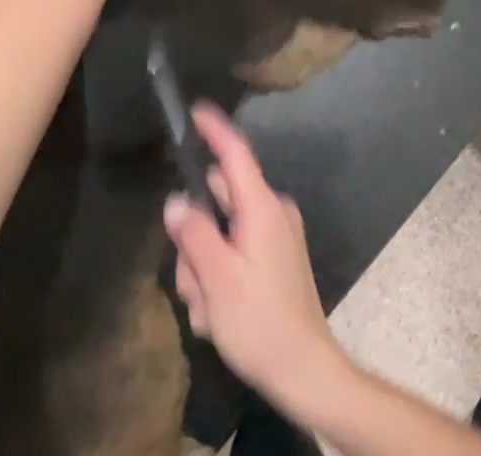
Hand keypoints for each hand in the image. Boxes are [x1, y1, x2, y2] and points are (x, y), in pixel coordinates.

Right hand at [163, 105, 345, 403]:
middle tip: (192, 281)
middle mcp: (271, 215)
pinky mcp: (271, 262)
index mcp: (262, 208)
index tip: (194, 110)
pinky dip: (216, 281)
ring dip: (202, 269)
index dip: (215, 130)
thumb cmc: (260, 321)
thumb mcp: (217, 278)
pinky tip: (218, 317)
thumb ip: (194, 234)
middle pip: (215, 203)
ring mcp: (273, 239)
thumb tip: (176, 200)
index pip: (235, 155)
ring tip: (208, 309)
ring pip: (217, 235)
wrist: (303, 369)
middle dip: (193, 239)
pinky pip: (231, 256)